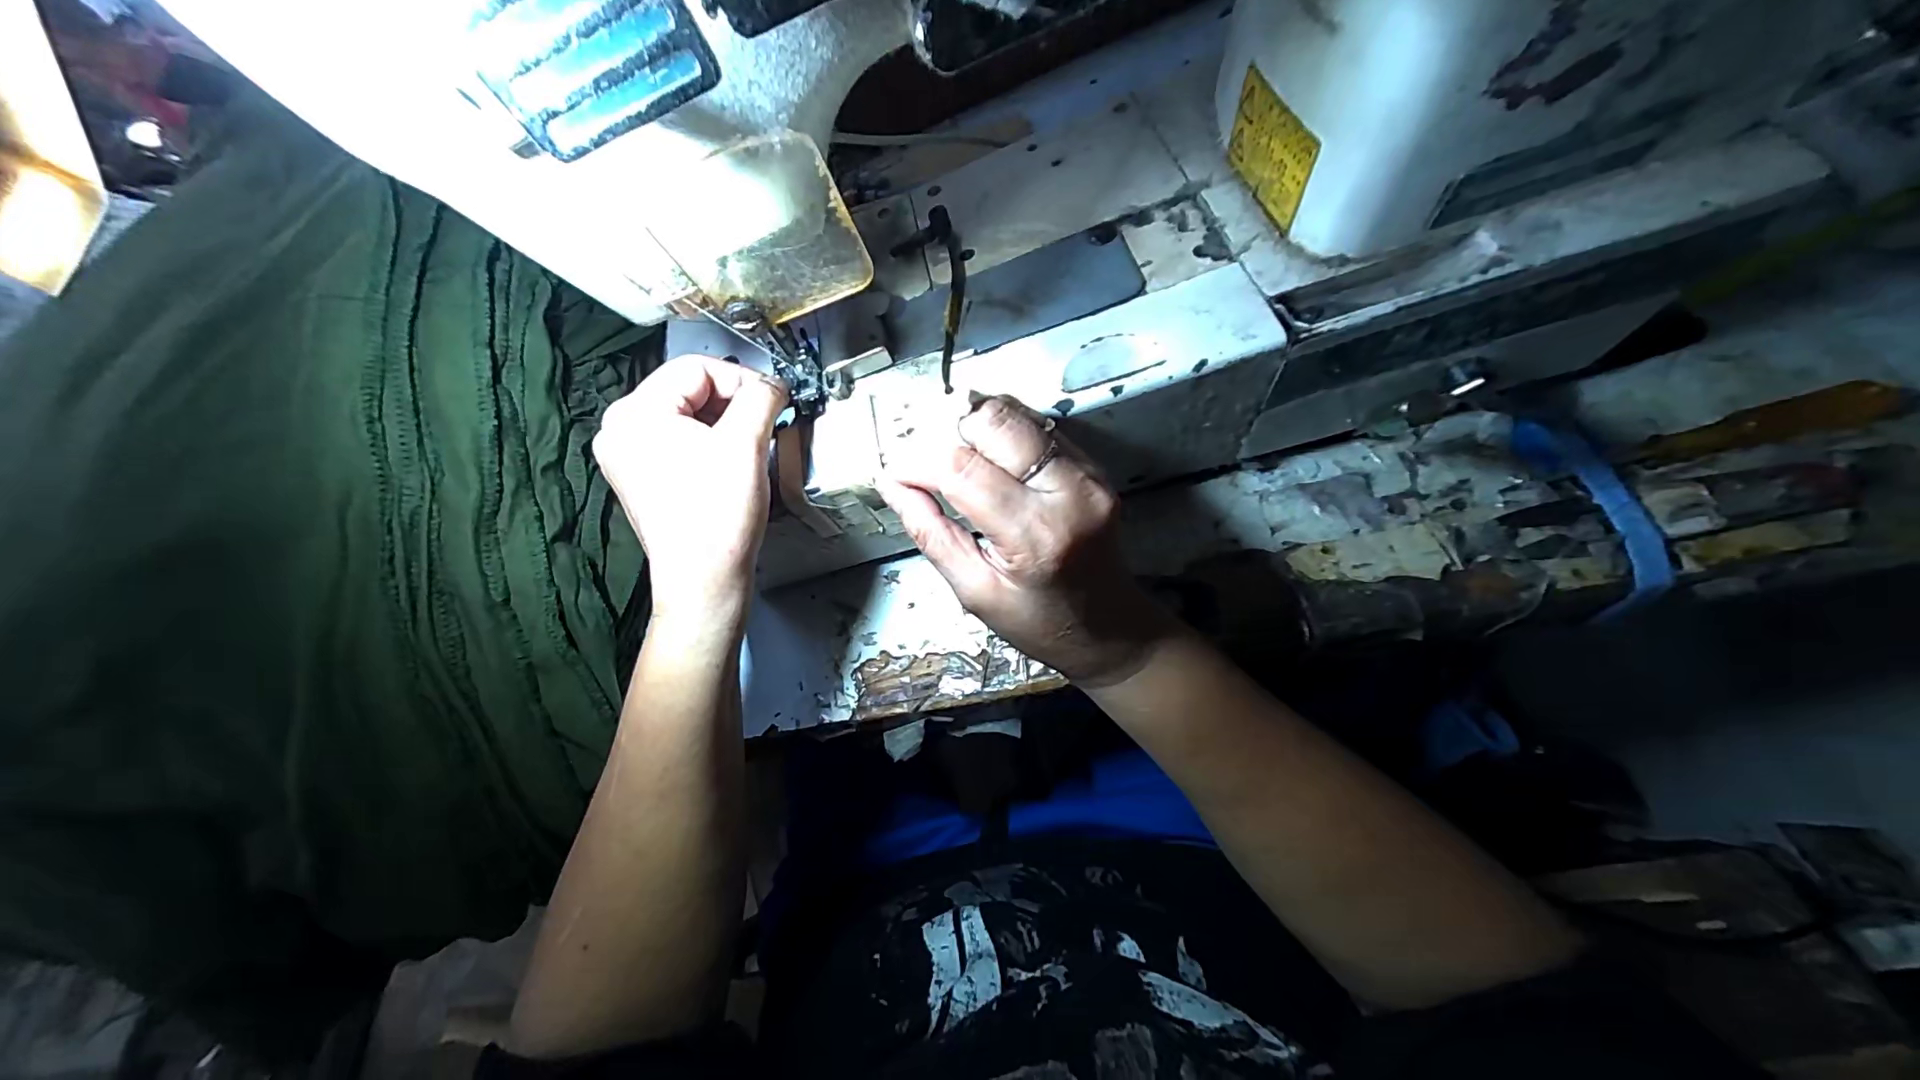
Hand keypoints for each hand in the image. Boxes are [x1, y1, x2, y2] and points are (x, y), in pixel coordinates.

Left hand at [594, 355, 787, 624]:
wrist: (705, 580)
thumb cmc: (714, 525)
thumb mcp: (746, 444)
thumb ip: (762, 398)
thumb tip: (771, 384)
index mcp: (635, 415)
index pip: (697, 367)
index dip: (742, 380)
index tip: (771, 399)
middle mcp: (623, 432)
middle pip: (692, 390)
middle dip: (736, 405)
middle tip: (766, 425)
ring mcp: (633, 458)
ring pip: (691, 417)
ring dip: (728, 426)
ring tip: (751, 450)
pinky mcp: (648, 479)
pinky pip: (686, 443)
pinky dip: (715, 446)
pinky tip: (735, 467)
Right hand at [879, 396, 1174, 686]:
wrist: (1107, 627)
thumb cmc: (1042, 622)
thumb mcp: (975, 592)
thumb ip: (931, 533)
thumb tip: (895, 486)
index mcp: (1036, 535)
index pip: (961, 468)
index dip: (918, 463)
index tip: (899, 472)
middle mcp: (1069, 493)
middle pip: (994, 422)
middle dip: (950, 435)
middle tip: (931, 465)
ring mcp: (1087, 475)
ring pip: (1016, 415)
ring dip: (977, 431)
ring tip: (962, 466)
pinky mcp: (1093, 466)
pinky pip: (1037, 429)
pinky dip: (1005, 439)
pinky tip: (995, 468)